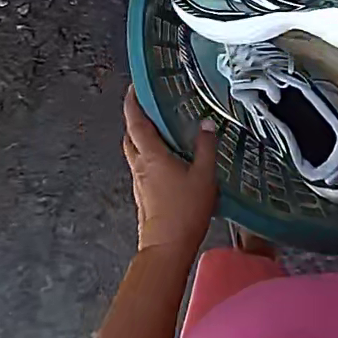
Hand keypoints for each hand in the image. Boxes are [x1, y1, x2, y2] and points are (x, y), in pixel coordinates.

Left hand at [122, 86, 217, 253]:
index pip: (135, 122)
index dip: (132, 102)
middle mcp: (140, 166)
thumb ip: (206, 148)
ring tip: (161, 133)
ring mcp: (139, 182)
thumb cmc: (184, 212)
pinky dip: (149, 158)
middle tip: (150, 109)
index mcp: (151, 155)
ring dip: (142, 140)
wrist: (166, 249)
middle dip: (136, 120)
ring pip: (135, 153)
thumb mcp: (204, 177)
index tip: (134, 88)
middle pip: (131, 136)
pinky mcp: (143, 196)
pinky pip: (142, 169)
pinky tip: (167, 164)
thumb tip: (206, 125)